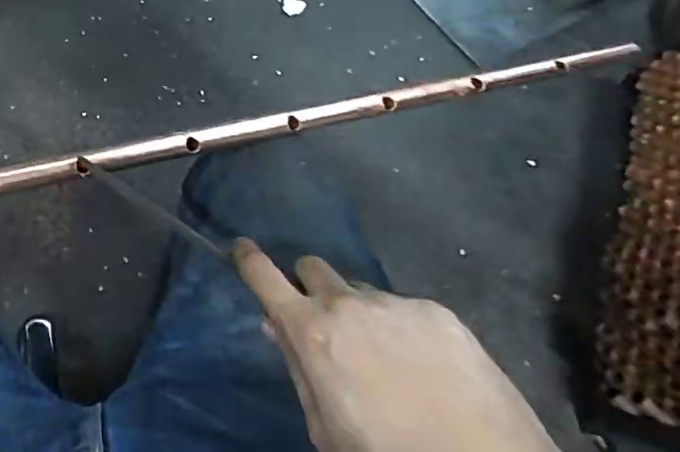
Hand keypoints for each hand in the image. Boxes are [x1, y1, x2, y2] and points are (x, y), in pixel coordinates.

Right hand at [233, 238, 555, 451]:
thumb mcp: (327, 429)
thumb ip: (299, 371)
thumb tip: (277, 327)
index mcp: (313, 332)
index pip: (265, 277)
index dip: (248, 260)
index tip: (241, 248)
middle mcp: (348, 303)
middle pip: (312, 268)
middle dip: (310, 289)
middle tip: (325, 325)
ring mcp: (395, 302)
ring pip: (360, 291)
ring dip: (359, 313)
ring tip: (388, 361)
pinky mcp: (438, 311)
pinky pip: (405, 309)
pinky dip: (404, 330)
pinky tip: (427, 370)